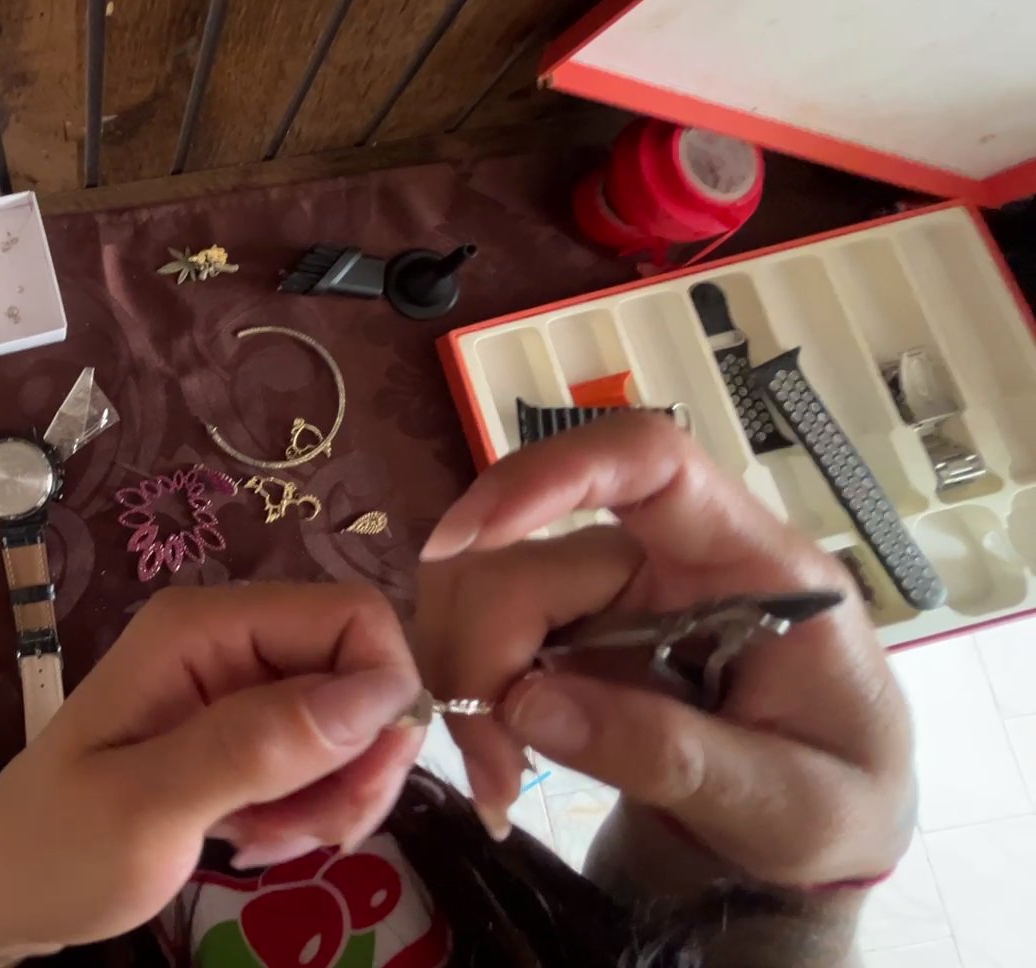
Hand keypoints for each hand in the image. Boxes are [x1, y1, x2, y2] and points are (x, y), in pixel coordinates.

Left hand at [0, 583, 427, 964]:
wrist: (12, 886)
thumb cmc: (61, 846)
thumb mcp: (150, 805)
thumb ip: (255, 745)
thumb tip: (375, 693)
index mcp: (198, 626)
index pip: (345, 614)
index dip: (381, 693)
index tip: (358, 786)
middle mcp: (221, 635)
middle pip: (353, 668)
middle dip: (355, 758)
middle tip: (312, 833)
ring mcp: (229, 678)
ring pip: (344, 718)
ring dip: (329, 792)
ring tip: (262, 840)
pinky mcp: (234, 722)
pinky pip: (314, 752)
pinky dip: (307, 803)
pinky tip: (253, 835)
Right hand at [408, 414, 913, 886]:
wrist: (788, 821)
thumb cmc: (828, 797)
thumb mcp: (796, 809)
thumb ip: (676, 758)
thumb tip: (527, 706)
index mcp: (742, 561)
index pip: (644, 458)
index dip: (550, 474)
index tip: (468, 538)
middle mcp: (646, 550)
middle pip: (513, 553)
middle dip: (479, 656)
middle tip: (493, 766)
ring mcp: (583, 578)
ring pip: (466, 581)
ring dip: (455, 673)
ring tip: (494, 767)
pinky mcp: (541, 611)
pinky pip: (459, 617)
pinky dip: (452, 679)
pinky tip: (488, 744)